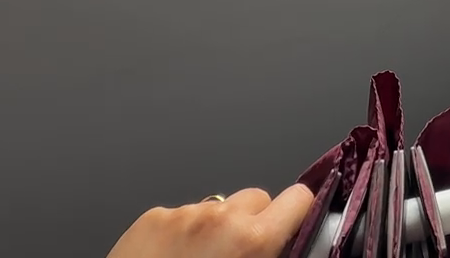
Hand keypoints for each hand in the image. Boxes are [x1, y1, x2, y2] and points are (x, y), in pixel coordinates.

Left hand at [106, 185, 313, 257]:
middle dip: (253, 224)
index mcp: (250, 242)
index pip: (298, 199)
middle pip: (257, 198)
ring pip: (219, 208)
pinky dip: (182, 235)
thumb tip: (288, 252)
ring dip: (216, 230)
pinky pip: (182, 216)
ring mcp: (183, 213)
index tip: (292, 231)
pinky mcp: (151, 217)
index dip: (298, 216)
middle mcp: (220, 217)